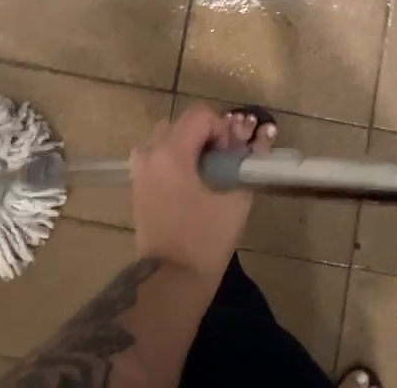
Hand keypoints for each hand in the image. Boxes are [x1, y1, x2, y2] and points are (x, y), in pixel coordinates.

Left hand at [129, 105, 277, 282]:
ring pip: (168, 136)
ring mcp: (139, 168)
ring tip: (209, 171)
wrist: (173, 280)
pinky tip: (192, 180)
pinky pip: (157, 154)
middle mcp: (150, 153)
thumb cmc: (206, 240)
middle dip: (207, 135)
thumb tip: (259, 135)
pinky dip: (175, 157)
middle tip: (225, 161)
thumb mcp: (236, 199)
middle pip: (182, 123)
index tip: (232, 155)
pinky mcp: (137, 184)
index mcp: (171, 152)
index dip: (223, 129)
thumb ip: (246, 161)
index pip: (201, 115)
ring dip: (190, 144)